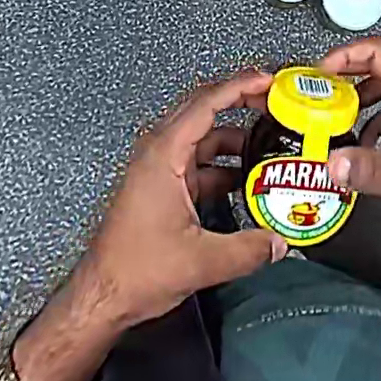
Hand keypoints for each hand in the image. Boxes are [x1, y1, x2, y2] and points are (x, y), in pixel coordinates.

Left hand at [13, 72, 287, 380]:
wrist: (100, 299)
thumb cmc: (133, 271)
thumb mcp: (200, 261)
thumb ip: (248, 249)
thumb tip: (280, 241)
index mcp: (164, 155)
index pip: (206, 103)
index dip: (241, 86)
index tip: (268, 81)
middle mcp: (160, 154)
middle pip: (205, 109)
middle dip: (242, 100)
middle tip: (275, 101)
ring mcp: (162, 169)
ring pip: (206, 136)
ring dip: (238, 135)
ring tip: (269, 142)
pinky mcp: (165, 186)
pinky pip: (202, 160)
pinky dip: (228, 162)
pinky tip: (250, 179)